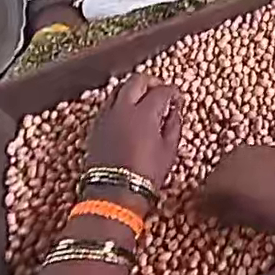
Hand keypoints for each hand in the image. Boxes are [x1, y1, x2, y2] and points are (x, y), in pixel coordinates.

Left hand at [85, 72, 182, 196]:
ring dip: (133, 89)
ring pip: (119, 88)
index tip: (177, 98)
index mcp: (145, 113)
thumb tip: (175, 111)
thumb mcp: (169, 150)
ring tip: (144, 99)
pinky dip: (120, 101)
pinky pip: (108, 103)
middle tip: (161, 91)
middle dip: (152, 82)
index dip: (173, 92)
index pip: (162, 91)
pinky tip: (128, 112)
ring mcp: (107, 116)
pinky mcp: (96, 126)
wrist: (114, 194)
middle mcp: (123, 109)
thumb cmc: (145, 175)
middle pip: (137, 80)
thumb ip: (174, 124)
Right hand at [198, 145, 274, 235]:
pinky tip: (254, 181)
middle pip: (216, 175)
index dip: (201, 206)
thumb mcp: (250, 218)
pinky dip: (246, 169)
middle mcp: (230, 160)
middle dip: (216, 189)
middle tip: (220, 206)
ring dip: (232, 177)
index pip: (202, 193)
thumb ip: (226, 213)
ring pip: (231, 164)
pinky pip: (247, 159)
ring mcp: (249, 150)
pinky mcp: (266, 146)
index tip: (200, 215)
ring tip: (239, 194)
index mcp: (222, 181)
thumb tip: (211, 213)